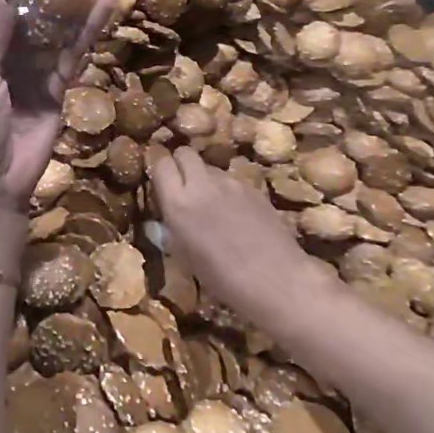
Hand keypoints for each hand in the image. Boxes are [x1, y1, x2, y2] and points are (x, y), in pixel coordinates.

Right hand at [148, 148, 321, 317]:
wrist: (274, 278)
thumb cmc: (221, 277)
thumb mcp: (184, 256)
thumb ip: (169, 229)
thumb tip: (159, 220)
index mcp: (178, 203)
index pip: (161, 163)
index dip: (159, 167)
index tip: (160, 178)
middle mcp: (201, 184)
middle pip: (185, 153)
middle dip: (180, 162)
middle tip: (182, 183)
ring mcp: (230, 183)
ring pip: (210, 167)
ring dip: (205, 177)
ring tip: (211, 202)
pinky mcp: (253, 187)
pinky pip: (231, 179)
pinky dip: (227, 189)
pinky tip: (235, 212)